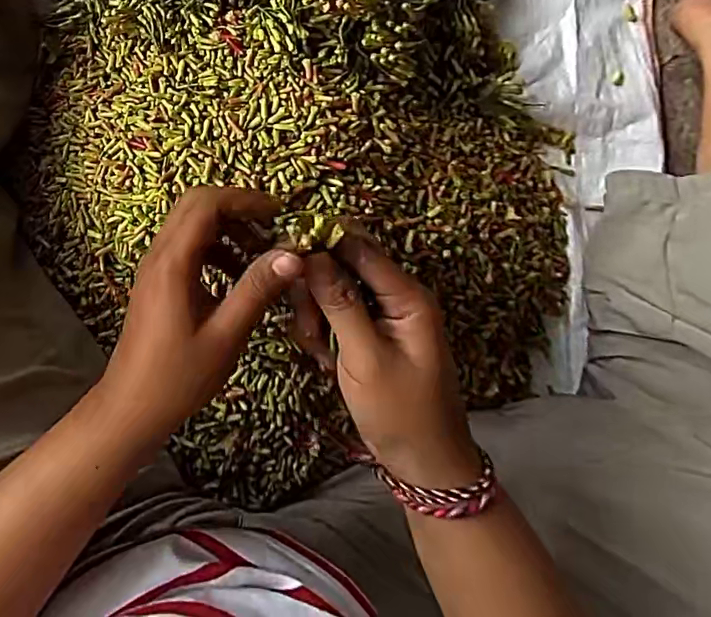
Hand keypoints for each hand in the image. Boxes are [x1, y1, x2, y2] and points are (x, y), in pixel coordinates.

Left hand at [95, 186, 304, 446]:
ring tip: (260, 255)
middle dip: (236, 208)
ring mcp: (154, 265)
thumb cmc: (178, 377)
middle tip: (271, 227)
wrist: (131, 406)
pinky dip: (214, 248)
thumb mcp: (225, 336)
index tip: (278, 212)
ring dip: (226, 229)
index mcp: (173, 262)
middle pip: (196, 204)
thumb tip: (292, 255)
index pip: (206, 204)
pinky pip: (186, 245)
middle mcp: (158, 254)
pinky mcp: (157, 279)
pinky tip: (237, 276)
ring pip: (191, 223)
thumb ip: (256, 291)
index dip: (244, 199)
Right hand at [299, 227, 481, 487]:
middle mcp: (396, 294)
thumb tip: (310, 254)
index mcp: (407, 295)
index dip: (320, 244)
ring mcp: (383, 311)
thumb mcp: (365, 357)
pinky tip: (324, 356)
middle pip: (341, 263)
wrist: (425, 465)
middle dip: (315, 287)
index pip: (357, 246)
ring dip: (316, 312)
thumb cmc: (401, 413)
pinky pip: (336, 310)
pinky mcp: (370, 328)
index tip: (284, 259)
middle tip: (308, 325)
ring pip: (332, 287)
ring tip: (318, 348)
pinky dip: (323, 328)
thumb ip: (339, 302)